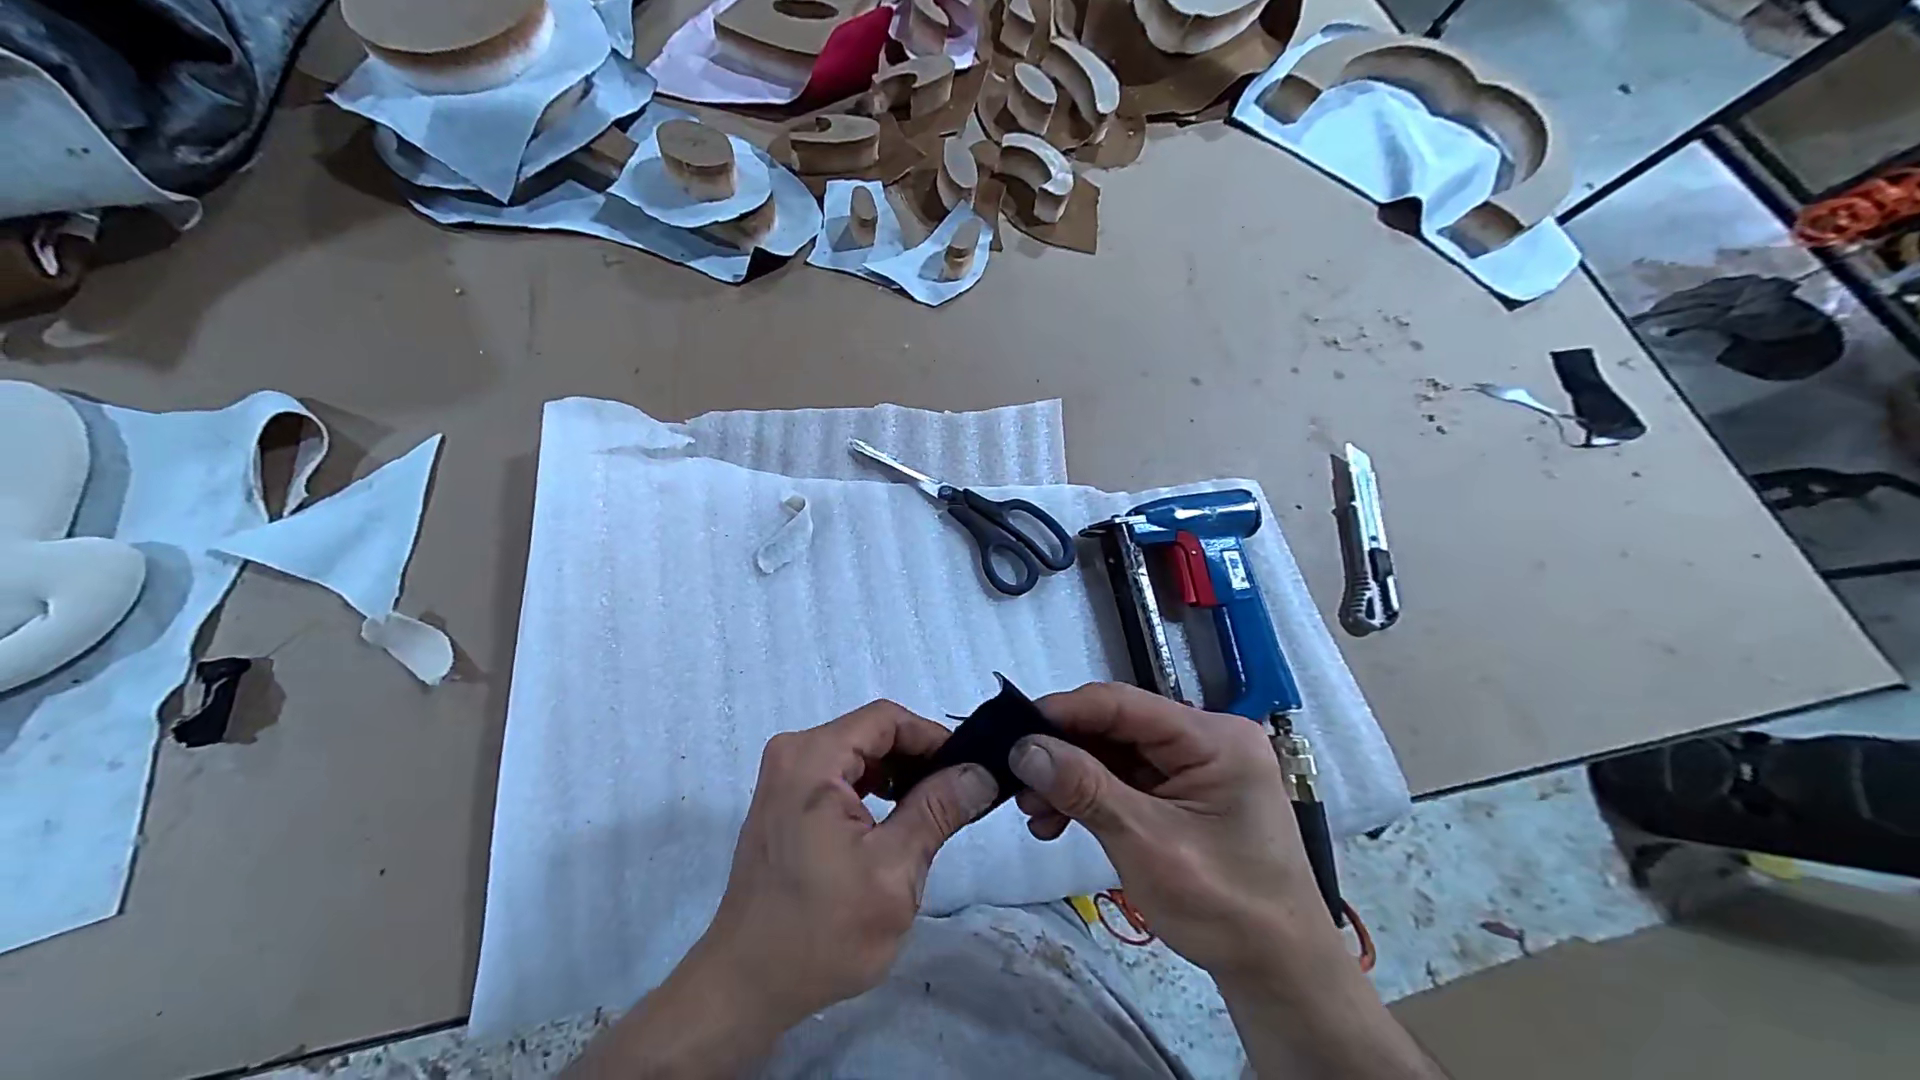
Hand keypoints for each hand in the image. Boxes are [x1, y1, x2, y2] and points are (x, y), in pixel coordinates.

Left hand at [567, 702, 998, 1079]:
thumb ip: (938, 810)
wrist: (746, 985)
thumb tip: (981, 772)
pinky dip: (875, 788)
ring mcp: (785, 777)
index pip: (887, 719)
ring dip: (899, 774)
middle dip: (919, 757)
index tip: (969, 768)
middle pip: (872, 732)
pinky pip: (840, 774)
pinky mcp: (785, 801)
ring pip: (859, 754)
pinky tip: (898, 817)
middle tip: (960, 793)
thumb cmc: (821, 932)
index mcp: (813, 758)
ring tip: (936, 808)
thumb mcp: (894, 870)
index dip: (933, 737)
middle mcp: (793, 754)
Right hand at [1010, 682, 1339, 979]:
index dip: (1063, 711)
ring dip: (1071, 779)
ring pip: (1115, 753)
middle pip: (1116, 727)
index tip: (1012, 730)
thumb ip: (1085, 789)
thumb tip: (1024, 748)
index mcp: (1214, 737)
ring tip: (1034, 812)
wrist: (1280, 973)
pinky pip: (1126, 779)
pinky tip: (1059, 820)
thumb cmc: (1225, 907)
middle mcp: (1206, 738)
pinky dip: (1091, 796)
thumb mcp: (1147, 844)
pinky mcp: (1184, 791)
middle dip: (1063, 754)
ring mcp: (1196, 765)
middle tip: (1018, 784)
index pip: (1123, 703)